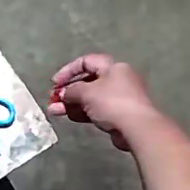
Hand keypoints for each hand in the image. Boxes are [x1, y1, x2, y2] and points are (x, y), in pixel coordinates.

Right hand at [48, 53, 164, 151]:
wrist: (137, 128)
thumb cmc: (112, 103)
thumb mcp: (87, 92)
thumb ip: (71, 90)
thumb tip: (63, 94)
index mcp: (113, 67)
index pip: (87, 61)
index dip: (69, 70)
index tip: (55, 82)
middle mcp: (117, 79)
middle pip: (88, 81)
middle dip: (68, 91)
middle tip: (53, 99)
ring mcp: (119, 98)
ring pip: (90, 98)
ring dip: (71, 104)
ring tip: (54, 111)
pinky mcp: (118, 115)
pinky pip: (96, 110)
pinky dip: (82, 112)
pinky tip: (69, 116)